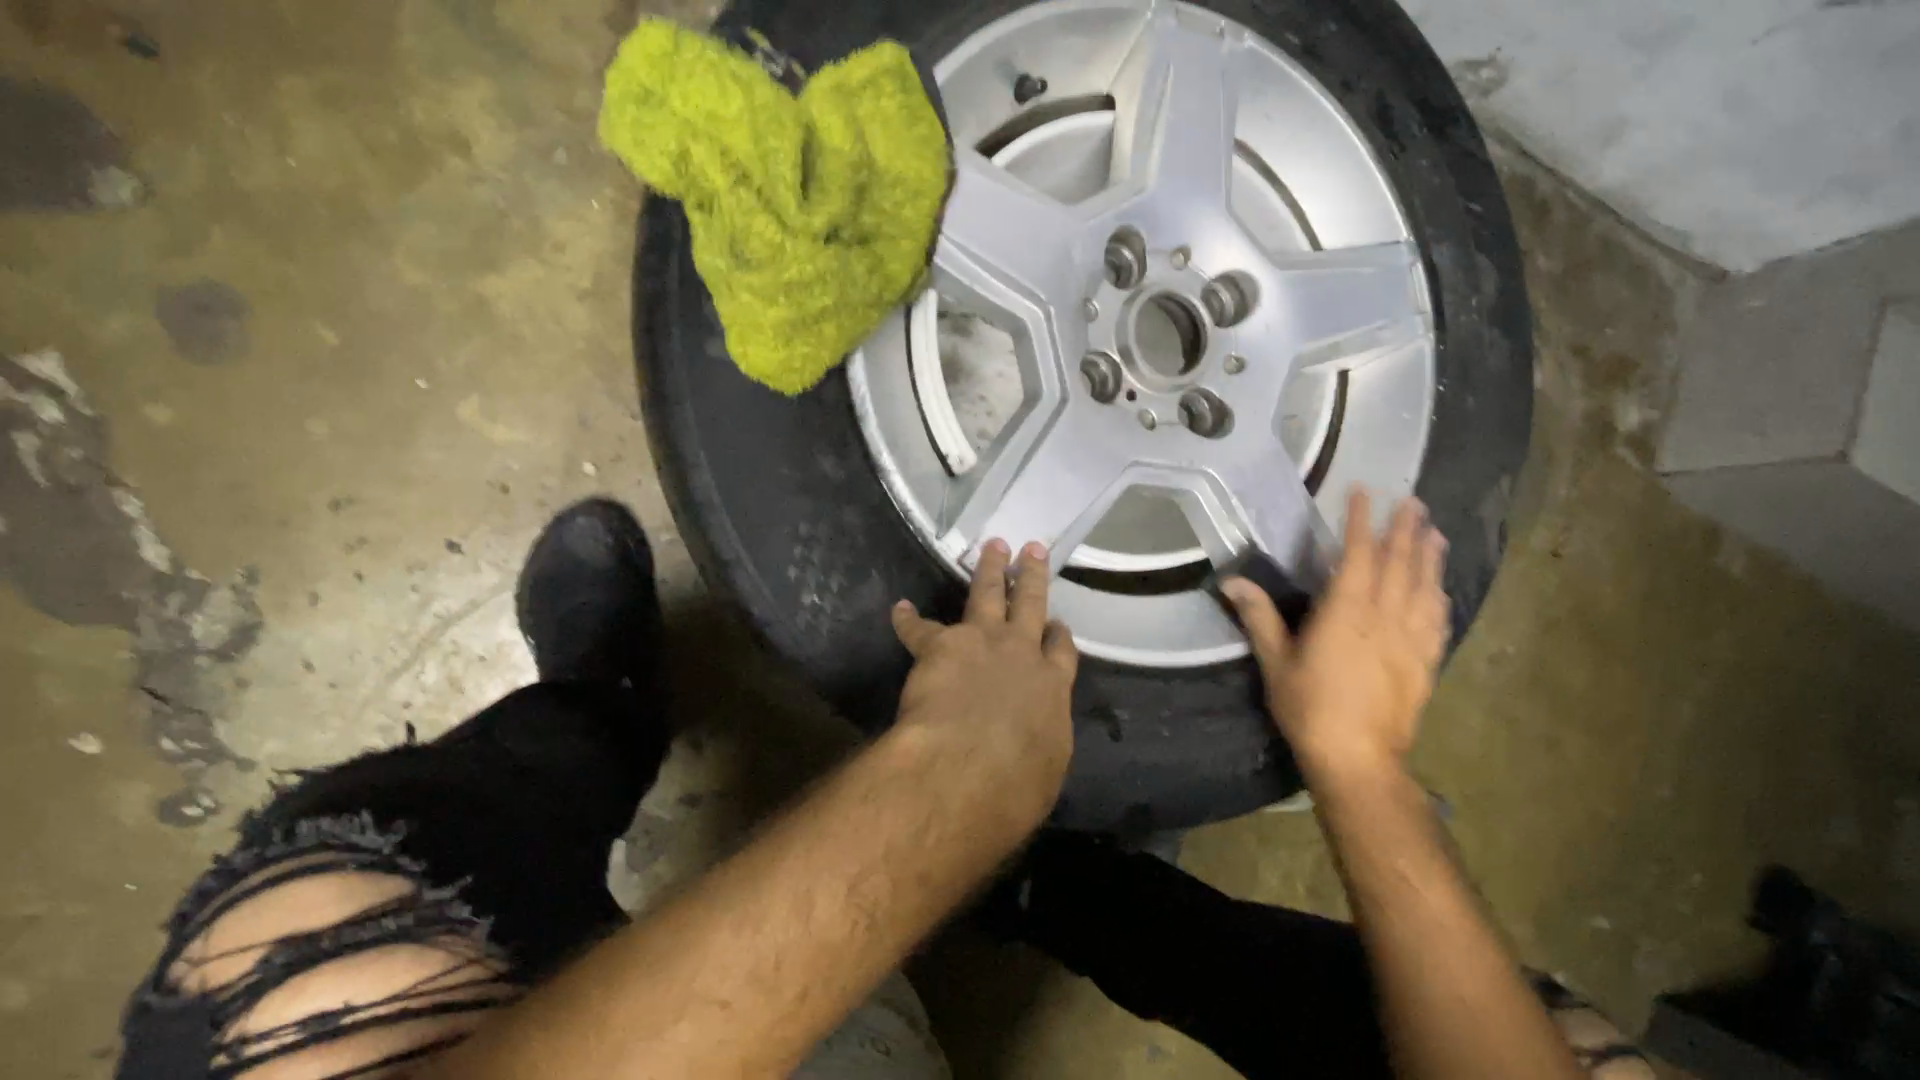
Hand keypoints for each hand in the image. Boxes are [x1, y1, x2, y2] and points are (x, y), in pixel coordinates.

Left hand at [891, 539, 1079, 816]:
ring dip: (988, 569)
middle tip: (1031, 549)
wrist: (967, 766)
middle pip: (1030, 604)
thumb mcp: (1044, 772)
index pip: (1060, 652)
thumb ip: (1040, 749)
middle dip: (1031, 576)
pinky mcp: (940, 645)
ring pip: (987, 594)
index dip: (1057, 635)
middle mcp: (1020, 654)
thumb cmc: (1014, 784)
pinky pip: (919, 627)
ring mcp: (981, 643)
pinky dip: (907, 618)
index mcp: (1051, 689)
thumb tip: (1034, 749)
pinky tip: (899, 608)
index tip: (1057, 623)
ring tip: (992, 546)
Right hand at [1221, 489, 1448, 783]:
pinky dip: (1440, 598)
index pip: (1357, 555)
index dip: (1361, 521)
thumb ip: (1260, 618)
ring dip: (1430, 557)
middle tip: (1414, 502)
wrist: (1358, 759)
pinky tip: (1442, 588)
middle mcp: (1384, 618)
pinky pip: (1437, 621)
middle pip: (1400, 564)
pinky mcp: (1425, 664)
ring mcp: (1410, 640)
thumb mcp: (1276, 663)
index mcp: (1346, 612)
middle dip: (1405, 530)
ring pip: (1424, 588)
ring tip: (1435, 532)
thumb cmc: (1309, 708)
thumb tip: (1232, 581)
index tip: (1365, 492)